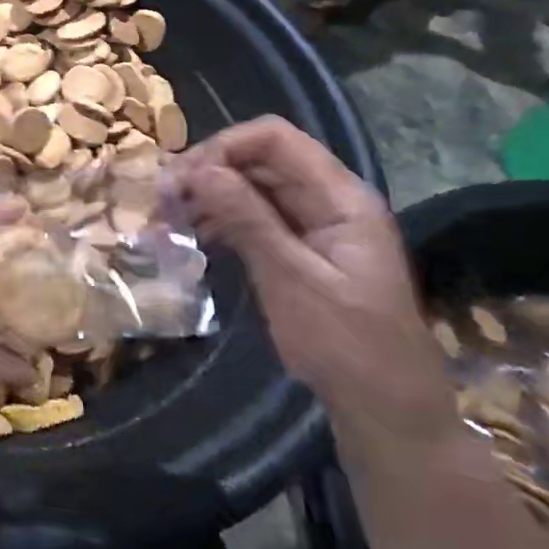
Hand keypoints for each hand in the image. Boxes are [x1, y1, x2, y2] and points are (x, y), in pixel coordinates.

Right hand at [182, 117, 453, 444]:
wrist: (385, 410)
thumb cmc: (345, 344)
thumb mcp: (291, 279)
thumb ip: (247, 218)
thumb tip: (197, 169)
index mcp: (341, 198)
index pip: (275, 139)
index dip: (223, 147)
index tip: (182, 179)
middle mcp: (328, 200)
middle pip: (259, 158)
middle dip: (208, 170)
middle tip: (163, 200)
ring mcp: (314, 224)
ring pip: (251, 186)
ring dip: (209, 195)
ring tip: (170, 218)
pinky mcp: (298, 248)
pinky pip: (252, 215)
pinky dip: (220, 219)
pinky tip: (193, 236)